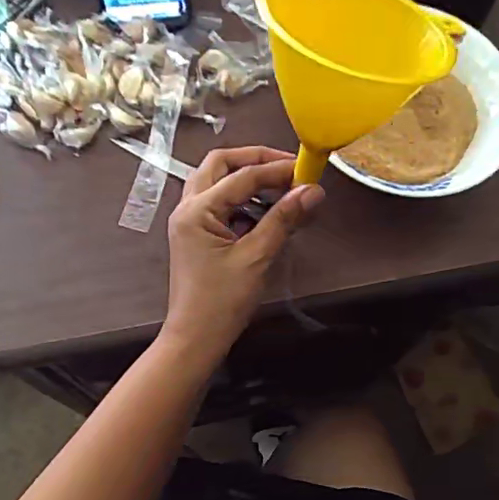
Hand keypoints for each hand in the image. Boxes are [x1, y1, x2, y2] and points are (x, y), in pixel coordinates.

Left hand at [162, 146, 324, 353]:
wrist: (195, 338)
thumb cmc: (220, 303)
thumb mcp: (256, 258)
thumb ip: (283, 220)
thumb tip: (311, 192)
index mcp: (197, 210)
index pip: (242, 176)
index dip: (278, 170)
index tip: (307, 171)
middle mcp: (187, 209)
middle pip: (220, 164)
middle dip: (255, 160)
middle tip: (288, 167)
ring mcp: (190, 222)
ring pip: (217, 182)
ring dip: (247, 179)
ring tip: (281, 189)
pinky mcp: (197, 237)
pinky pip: (219, 205)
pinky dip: (242, 201)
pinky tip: (266, 213)